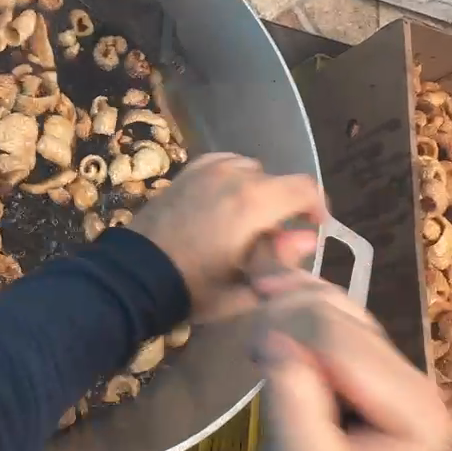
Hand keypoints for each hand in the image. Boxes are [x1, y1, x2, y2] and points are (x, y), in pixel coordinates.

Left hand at [127, 154, 325, 320]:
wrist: (134, 273)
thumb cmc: (194, 287)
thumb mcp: (245, 286)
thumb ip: (282, 261)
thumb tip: (306, 239)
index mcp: (252, 202)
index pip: (303, 187)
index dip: (317, 206)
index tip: (314, 228)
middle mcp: (231, 176)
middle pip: (275, 179)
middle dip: (283, 205)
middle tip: (274, 239)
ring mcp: (205, 170)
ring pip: (248, 169)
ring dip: (256, 190)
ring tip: (246, 222)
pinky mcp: (185, 173)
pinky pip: (221, 164)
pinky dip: (231, 178)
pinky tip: (223, 203)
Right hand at [254, 279, 451, 450]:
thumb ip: (295, 403)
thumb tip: (273, 339)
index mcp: (417, 413)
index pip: (344, 344)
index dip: (292, 335)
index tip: (252, 354)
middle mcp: (416, 382)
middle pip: (339, 319)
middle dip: (287, 320)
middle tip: (251, 349)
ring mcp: (394, 368)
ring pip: (335, 304)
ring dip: (289, 303)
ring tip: (256, 327)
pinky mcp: (369, 360)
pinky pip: (332, 308)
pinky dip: (298, 295)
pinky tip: (268, 289)